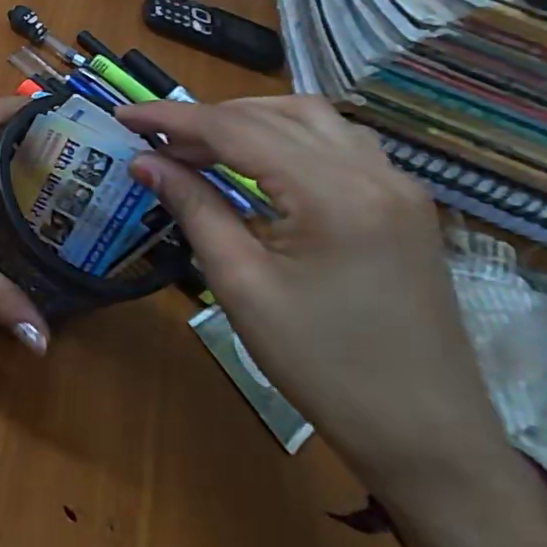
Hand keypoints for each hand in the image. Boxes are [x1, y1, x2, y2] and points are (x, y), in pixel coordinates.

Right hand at [113, 97, 508, 486]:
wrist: (424, 431)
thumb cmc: (321, 362)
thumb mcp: (241, 283)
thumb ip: (194, 209)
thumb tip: (145, 162)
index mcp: (334, 195)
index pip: (237, 131)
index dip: (172, 118)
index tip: (123, 114)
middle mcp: (376, 175)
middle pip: (277, 115)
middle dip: (207, 118)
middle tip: (155, 140)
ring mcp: (399, 188)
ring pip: (314, 120)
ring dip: (249, 120)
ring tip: (198, 146)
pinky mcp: (404, 207)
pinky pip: (339, 145)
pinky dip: (286, 138)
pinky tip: (256, 163)